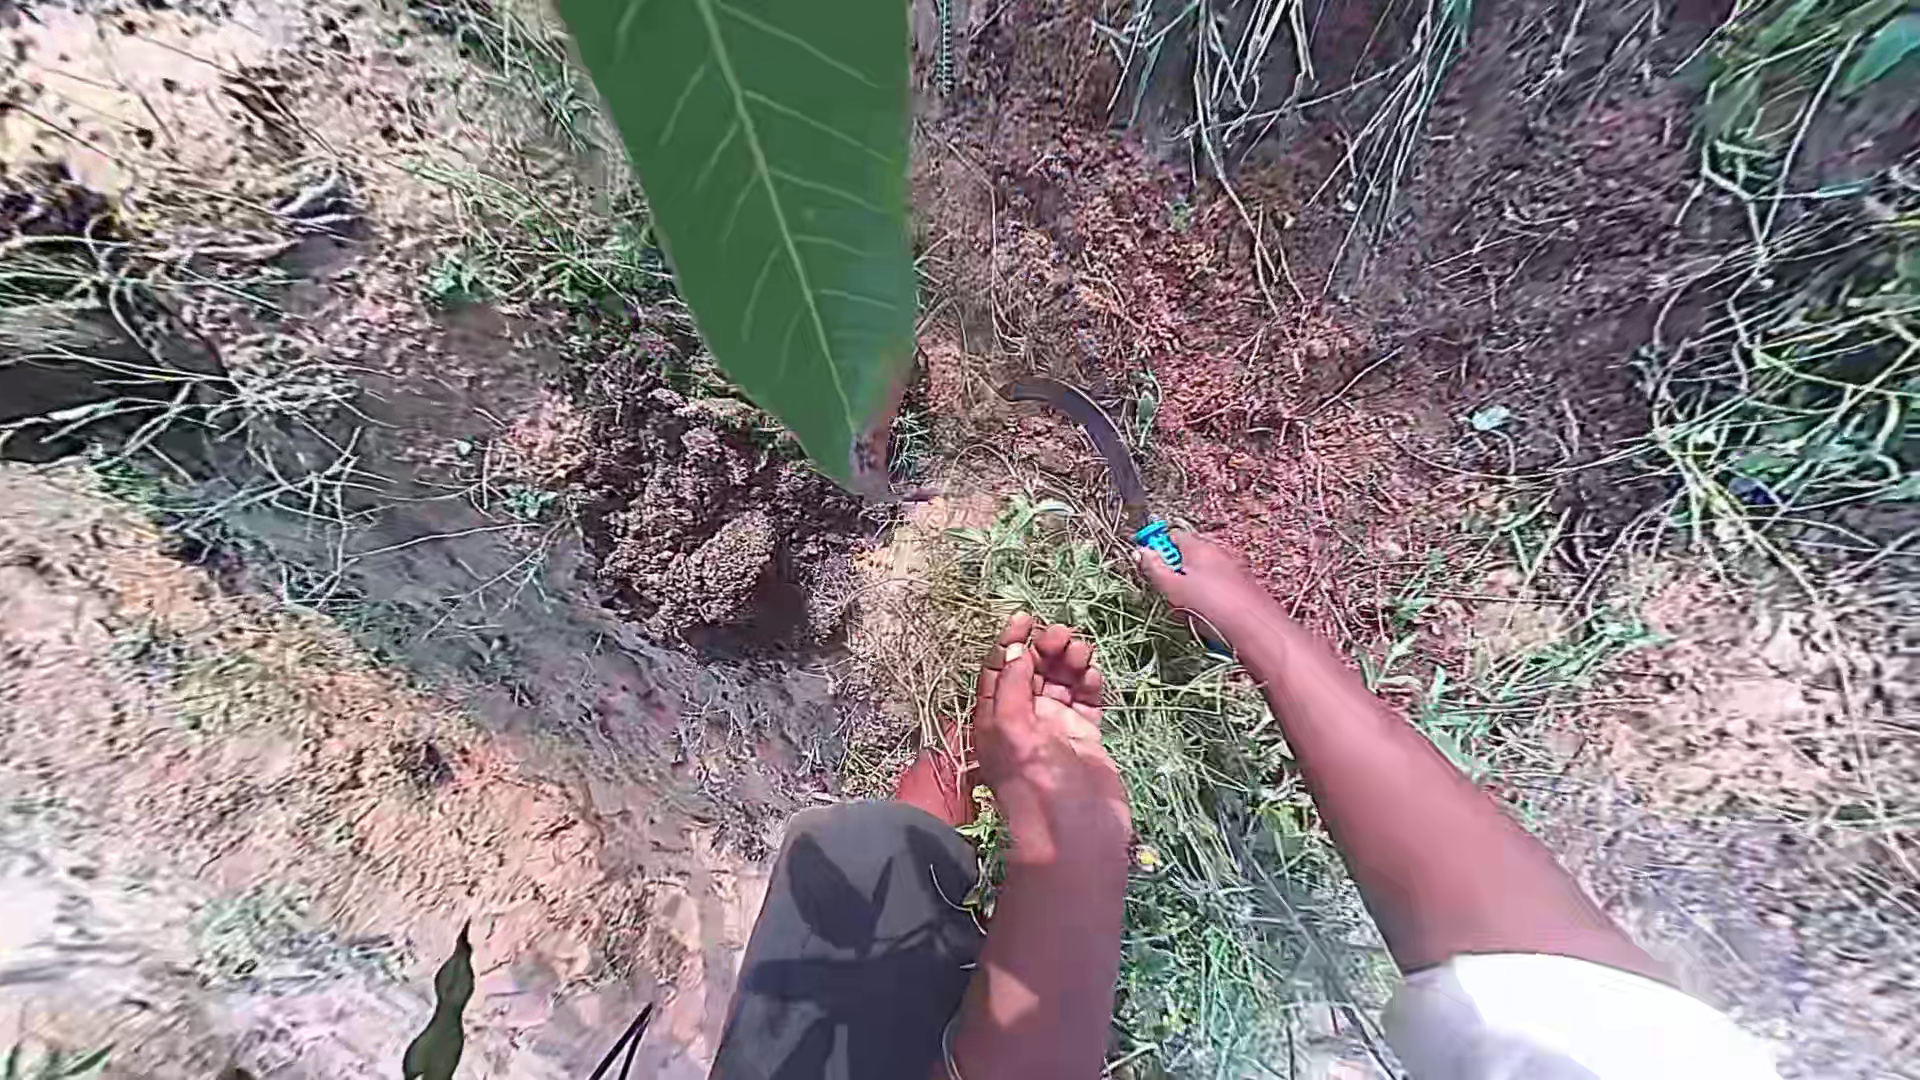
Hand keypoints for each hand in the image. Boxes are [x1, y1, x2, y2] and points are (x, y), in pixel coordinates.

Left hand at [971, 614, 1130, 867]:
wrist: (1076, 839)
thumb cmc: (1035, 783)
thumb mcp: (1010, 730)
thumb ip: (1010, 686)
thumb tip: (1014, 649)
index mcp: (995, 718)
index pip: (998, 670)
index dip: (1009, 643)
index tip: (1024, 619)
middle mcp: (1023, 720)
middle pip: (1031, 670)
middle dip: (1043, 648)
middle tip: (1060, 636)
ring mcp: (1056, 728)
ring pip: (1060, 682)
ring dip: (1068, 661)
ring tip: (1080, 650)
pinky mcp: (1085, 737)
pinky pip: (1086, 700)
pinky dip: (1089, 683)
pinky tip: (1092, 674)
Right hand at [1135, 531, 1275, 639]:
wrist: (1256, 630)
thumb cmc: (1209, 607)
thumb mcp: (1171, 588)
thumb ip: (1154, 568)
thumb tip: (1143, 551)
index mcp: (1198, 547)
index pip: (1172, 535)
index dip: (1158, 547)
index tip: (1150, 565)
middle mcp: (1218, 552)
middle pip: (1189, 553)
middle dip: (1175, 568)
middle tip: (1167, 589)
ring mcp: (1234, 569)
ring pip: (1204, 570)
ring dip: (1192, 583)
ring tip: (1188, 606)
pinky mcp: (1245, 587)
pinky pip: (1219, 584)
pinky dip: (1210, 594)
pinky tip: (1208, 613)